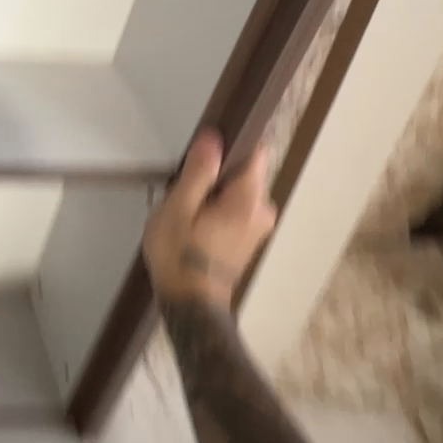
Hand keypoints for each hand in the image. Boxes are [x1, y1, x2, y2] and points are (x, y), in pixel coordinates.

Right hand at [143, 133, 277, 309]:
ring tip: (184, 205)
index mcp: (249, 199)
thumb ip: (198, 172)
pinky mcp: (249, 238)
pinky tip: (193, 220)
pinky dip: (217, 206)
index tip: (204, 147)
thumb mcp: (178, 207)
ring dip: (213, 190)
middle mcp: (263, 210)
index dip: (231, 142)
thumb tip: (214, 138)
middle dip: (216, 171)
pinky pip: (235, 207)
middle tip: (183, 183)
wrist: (189, 305)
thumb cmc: (180, 253)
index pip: (255, 151)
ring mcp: (258, 226)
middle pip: (243, 171)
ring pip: (236, 190)